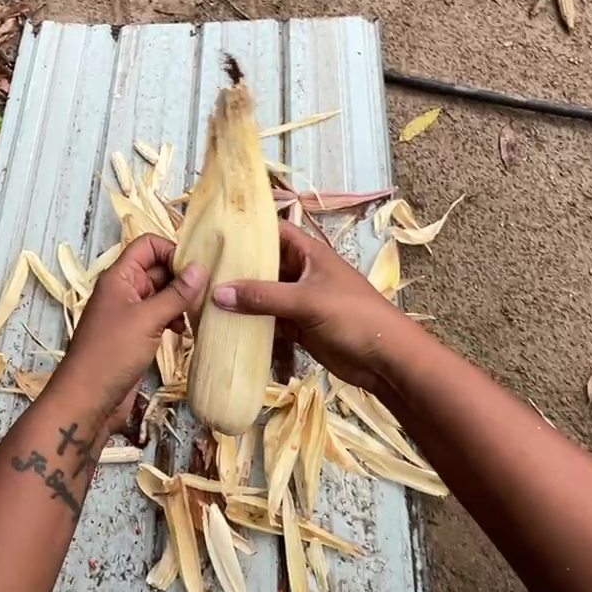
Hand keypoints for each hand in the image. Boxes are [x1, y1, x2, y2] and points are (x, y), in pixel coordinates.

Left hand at [51, 234, 207, 419]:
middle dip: (182, 278)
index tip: (196, 270)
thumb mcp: (147, 319)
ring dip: (180, 301)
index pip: (148, 245)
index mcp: (119, 276)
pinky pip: (159, 316)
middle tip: (207, 293)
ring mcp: (129, 313)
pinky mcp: (136, 336)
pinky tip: (186, 332)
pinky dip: (174, 319)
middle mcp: (124, 289)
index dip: (171, 251)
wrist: (87, 401)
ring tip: (198, 315)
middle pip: (157, 268)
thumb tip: (201, 267)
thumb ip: (175, 293)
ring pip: (161, 294)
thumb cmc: (112, 353)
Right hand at [212, 221, 407, 393]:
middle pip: (265, 264)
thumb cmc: (353, 316)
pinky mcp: (300, 326)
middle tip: (203, 270)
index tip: (217, 233)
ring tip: (207, 298)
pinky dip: (254, 323)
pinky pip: (270, 320)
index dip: (249, 230)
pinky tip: (229, 326)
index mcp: (309, 253)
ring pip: (265, 295)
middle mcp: (303, 272)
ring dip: (243, 299)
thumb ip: (263, 296)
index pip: (274, 232)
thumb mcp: (307, 301)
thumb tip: (218, 293)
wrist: (388, 360)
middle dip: (238, 269)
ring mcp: (301, 300)